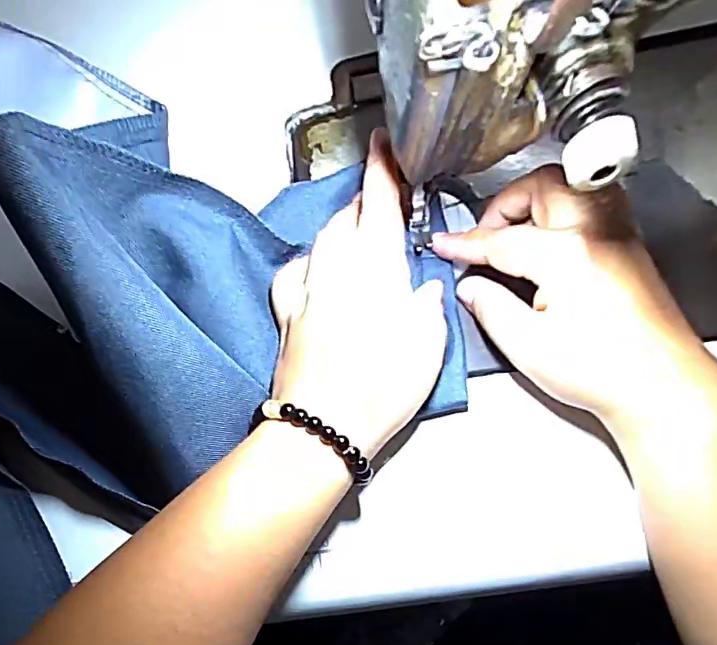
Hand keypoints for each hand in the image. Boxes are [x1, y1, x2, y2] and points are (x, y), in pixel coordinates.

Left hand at [270, 130, 447, 456]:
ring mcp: (307, 290)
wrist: (323, 425)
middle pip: (345, 215)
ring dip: (339, 229)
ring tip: (355, 238)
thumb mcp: (427, 347)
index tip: (383, 146)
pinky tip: (317, 271)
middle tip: (380, 205)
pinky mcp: (288, 314)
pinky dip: (310, 261)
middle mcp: (336, 269)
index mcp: (375, 268)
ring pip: (321, 239)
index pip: (378, 201)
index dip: (383, 169)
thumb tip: (423, 290)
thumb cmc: (378, 391)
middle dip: (363, 203)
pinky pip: (296, 271)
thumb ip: (427, 307)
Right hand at [430, 164, 711, 431]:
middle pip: (541, 187)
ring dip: (537, 201)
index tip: (447, 245)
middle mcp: (596, 231)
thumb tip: (471, 289)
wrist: (657, 384)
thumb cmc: (603, 371)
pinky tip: (550, 244)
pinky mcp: (630, 248)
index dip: (467, 243)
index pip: (502, 238)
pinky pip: (591, 208)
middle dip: (503, 206)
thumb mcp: (528, 346)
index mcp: (566, 253)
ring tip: (516, 233)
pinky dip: (562, 213)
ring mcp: (619, 235)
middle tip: (483, 237)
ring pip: (571, 188)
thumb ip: (492, 308)